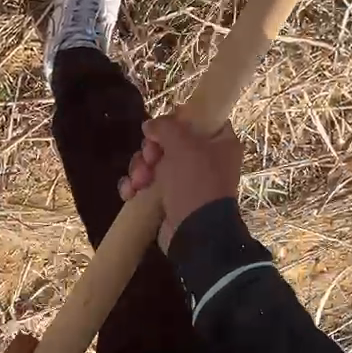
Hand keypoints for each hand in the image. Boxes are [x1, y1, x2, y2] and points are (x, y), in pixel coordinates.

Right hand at [118, 115, 241, 249]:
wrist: (196, 233)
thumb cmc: (195, 181)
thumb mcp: (182, 144)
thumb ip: (165, 127)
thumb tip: (150, 126)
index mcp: (220, 144)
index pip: (200, 120)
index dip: (179, 120)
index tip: (162, 127)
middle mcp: (206, 161)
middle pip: (170, 142)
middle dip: (151, 150)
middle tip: (149, 159)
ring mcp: (187, 182)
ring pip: (154, 163)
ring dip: (140, 169)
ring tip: (139, 182)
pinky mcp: (169, 201)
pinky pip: (147, 185)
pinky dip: (136, 187)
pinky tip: (131, 193)